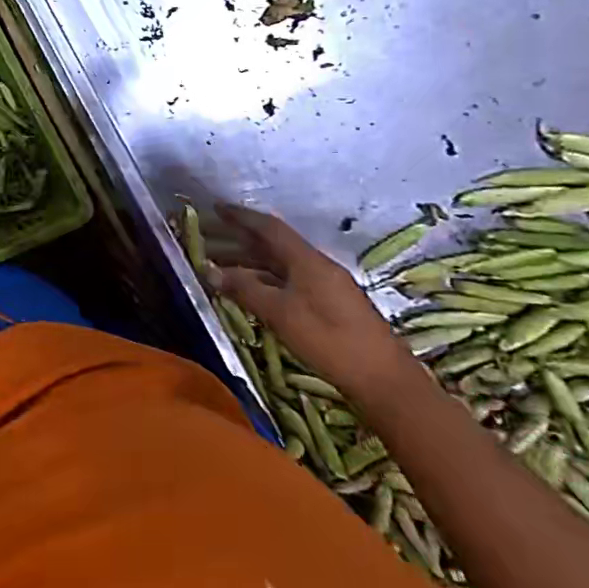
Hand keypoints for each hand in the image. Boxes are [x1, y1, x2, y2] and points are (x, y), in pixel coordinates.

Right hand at [208, 203, 414, 403]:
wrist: (382, 379)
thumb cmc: (329, 340)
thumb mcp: (280, 313)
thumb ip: (244, 288)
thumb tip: (209, 270)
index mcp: (308, 262)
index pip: (270, 229)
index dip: (241, 216)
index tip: (215, 208)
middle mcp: (316, 267)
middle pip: (272, 245)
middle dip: (237, 238)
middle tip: (205, 237)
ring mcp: (323, 286)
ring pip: (277, 265)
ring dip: (246, 261)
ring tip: (215, 264)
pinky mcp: (326, 305)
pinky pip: (285, 281)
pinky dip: (260, 280)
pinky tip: (244, 289)